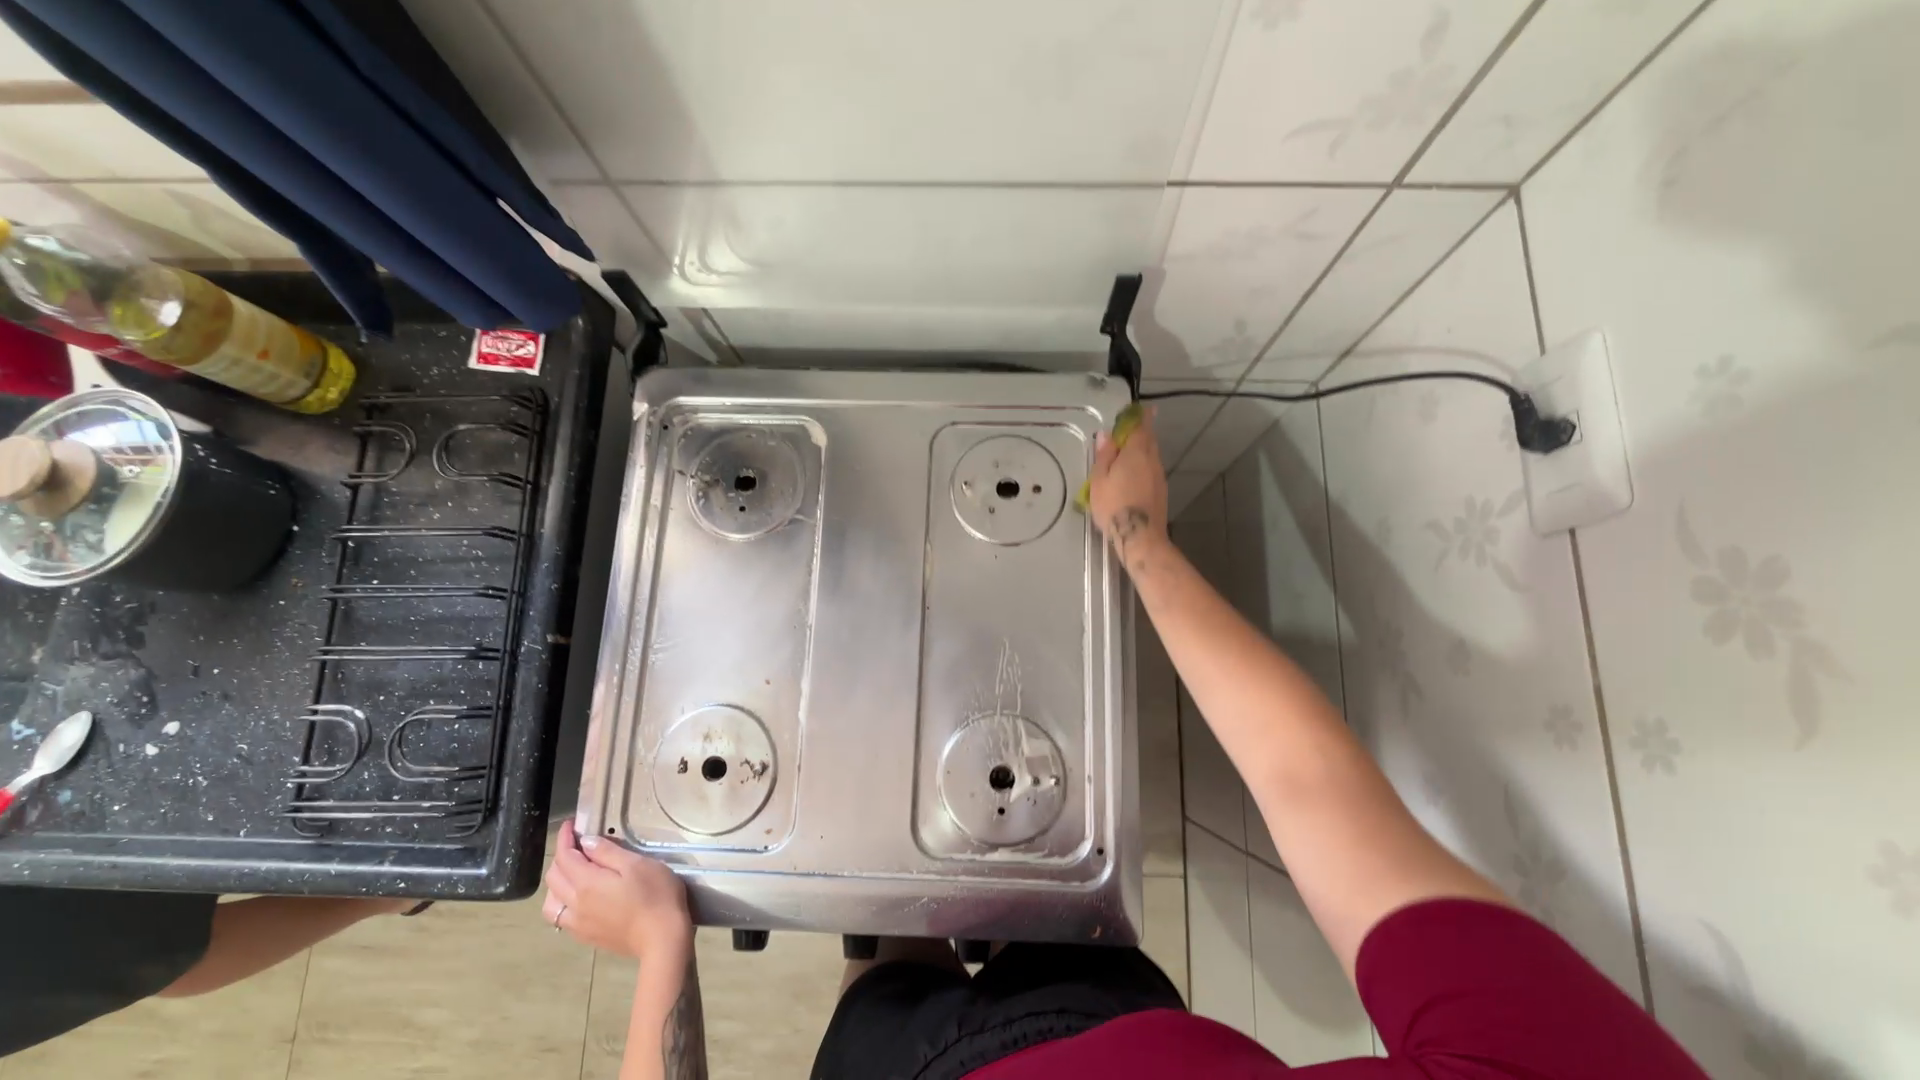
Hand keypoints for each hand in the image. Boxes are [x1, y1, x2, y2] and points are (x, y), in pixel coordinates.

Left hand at [543, 820, 692, 960]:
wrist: (662, 939)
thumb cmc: (656, 896)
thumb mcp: (638, 864)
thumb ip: (608, 852)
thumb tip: (586, 843)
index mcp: (587, 883)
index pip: (565, 857)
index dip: (565, 838)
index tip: (571, 825)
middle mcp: (575, 904)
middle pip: (553, 877)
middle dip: (561, 857)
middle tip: (578, 845)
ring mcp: (578, 924)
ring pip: (551, 902)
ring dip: (556, 883)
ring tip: (574, 873)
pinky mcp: (585, 936)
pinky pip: (561, 917)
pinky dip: (562, 902)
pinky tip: (579, 898)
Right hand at [1088, 406, 1169, 571]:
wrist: (1140, 536)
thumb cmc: (1114, 505)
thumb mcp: (1099, 479)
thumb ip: (1104, 455)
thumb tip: (1106, 435)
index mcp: (1136, 453)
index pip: (1141, 427)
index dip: (1141, 417)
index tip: (1144, 409)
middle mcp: (1152, 461)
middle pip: (1149, 441)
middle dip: (1142, 433)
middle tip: (1132, 431)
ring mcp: (1159, 477)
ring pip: (1151, 456)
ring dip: (1142, 451)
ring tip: (1127, 455)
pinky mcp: (1161, 491)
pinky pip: (1151, 470)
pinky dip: (1143, 466)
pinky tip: (1133, 475)